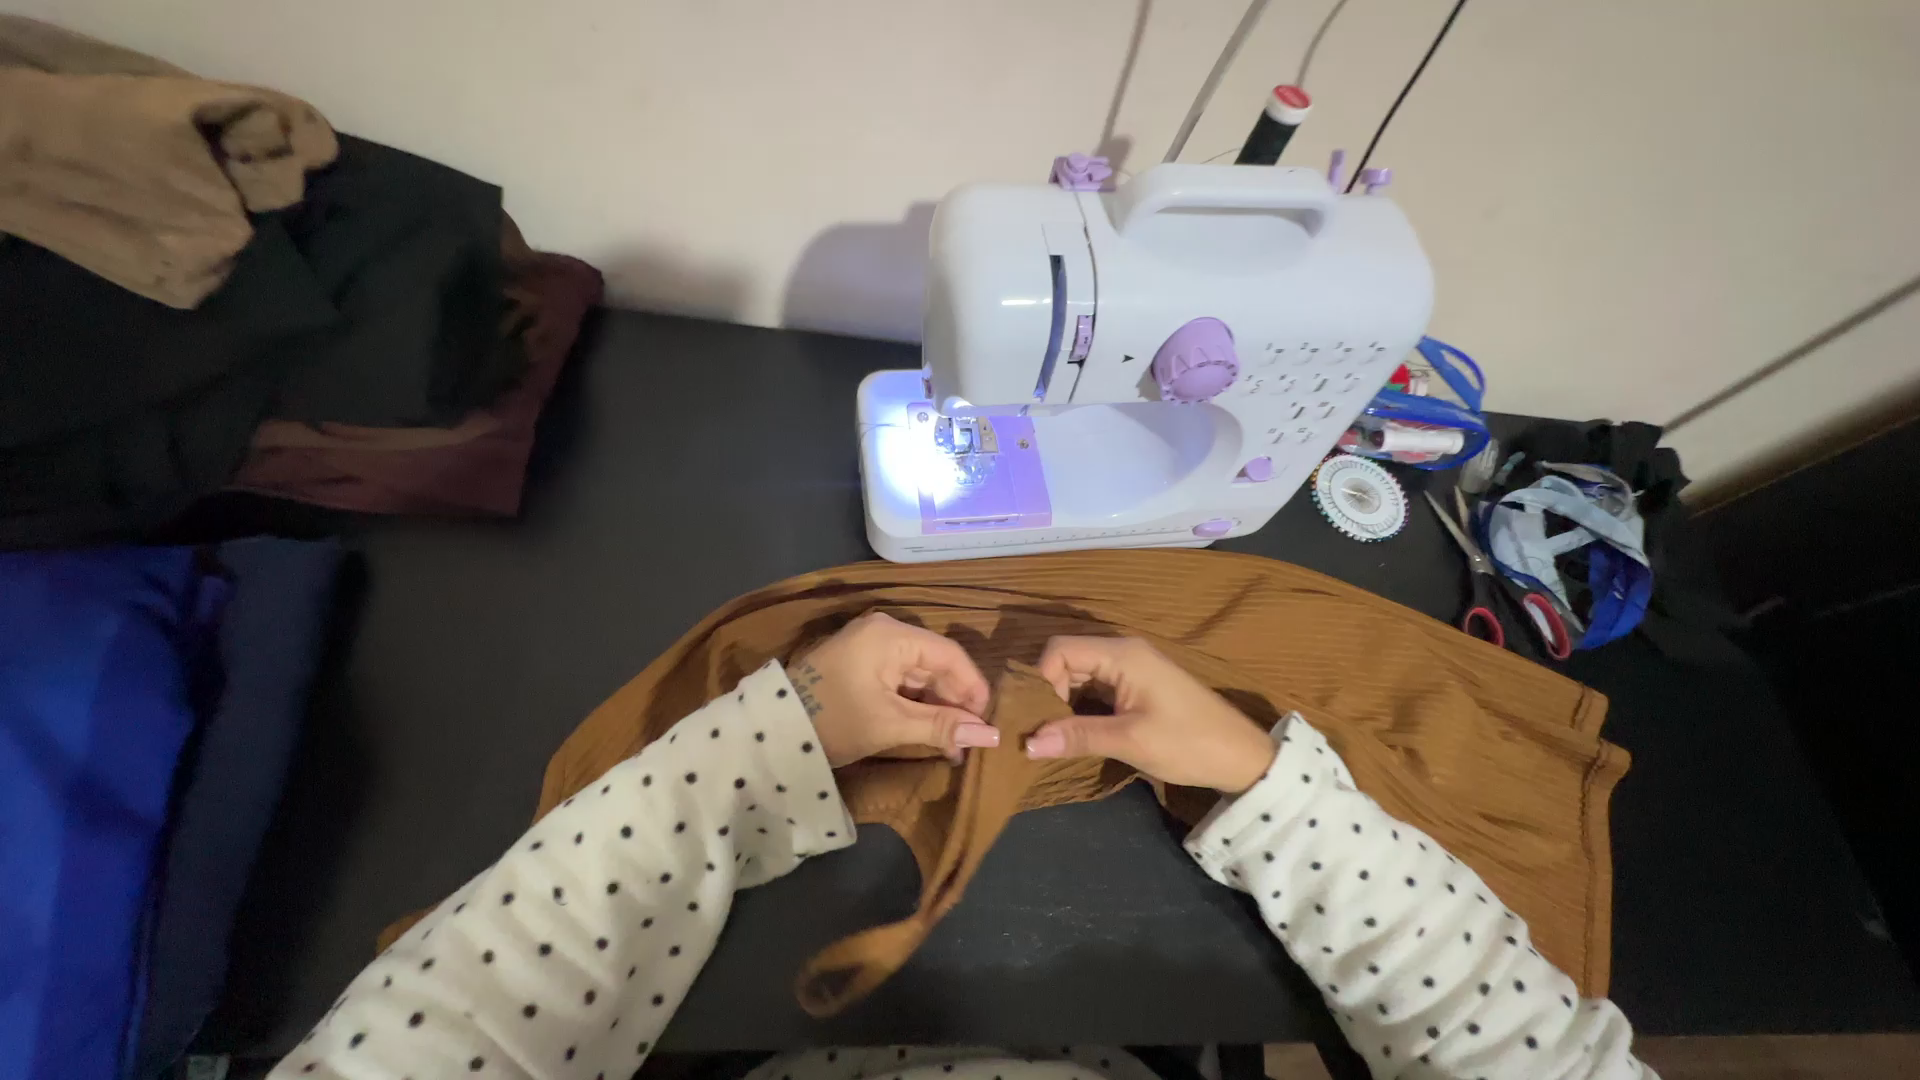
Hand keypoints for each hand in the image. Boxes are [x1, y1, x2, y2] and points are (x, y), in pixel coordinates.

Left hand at [787, 611, 999, 766]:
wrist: (770, 733)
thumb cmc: (834, 721)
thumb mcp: (890, 725)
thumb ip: (942, 726)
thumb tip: (989, 736)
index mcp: (891, 635)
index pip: (950, 655)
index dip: (973, 689)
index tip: (987, 724)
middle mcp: (885, 631)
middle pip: (936, 663)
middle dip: (955, 702)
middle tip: (970, 742)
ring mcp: (871, 646)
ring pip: (920, 674)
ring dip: (937, 707)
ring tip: (952, 745)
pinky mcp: (862, 664)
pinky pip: (901, 679)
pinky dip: (916, 704)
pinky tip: (929, 732)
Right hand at [1025, 636, 1276, 793]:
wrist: (1243, 758)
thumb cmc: (1189, 743)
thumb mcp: (1131, 741)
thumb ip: (1078, 736)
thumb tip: (1028, 743)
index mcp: (1122, 654)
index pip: (1060, 649)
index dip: (1042, 679)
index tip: (1039, 718)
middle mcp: (1123, 651)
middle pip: (1066, 658)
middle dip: (1048, 692)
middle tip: (1038, 730)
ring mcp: (1131, 667)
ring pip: (1078, 674)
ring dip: (1063, 702)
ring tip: (1052, 735)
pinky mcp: (1136, 685)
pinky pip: (1095, 686)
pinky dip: (1080, 706)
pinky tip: (1075, 731)